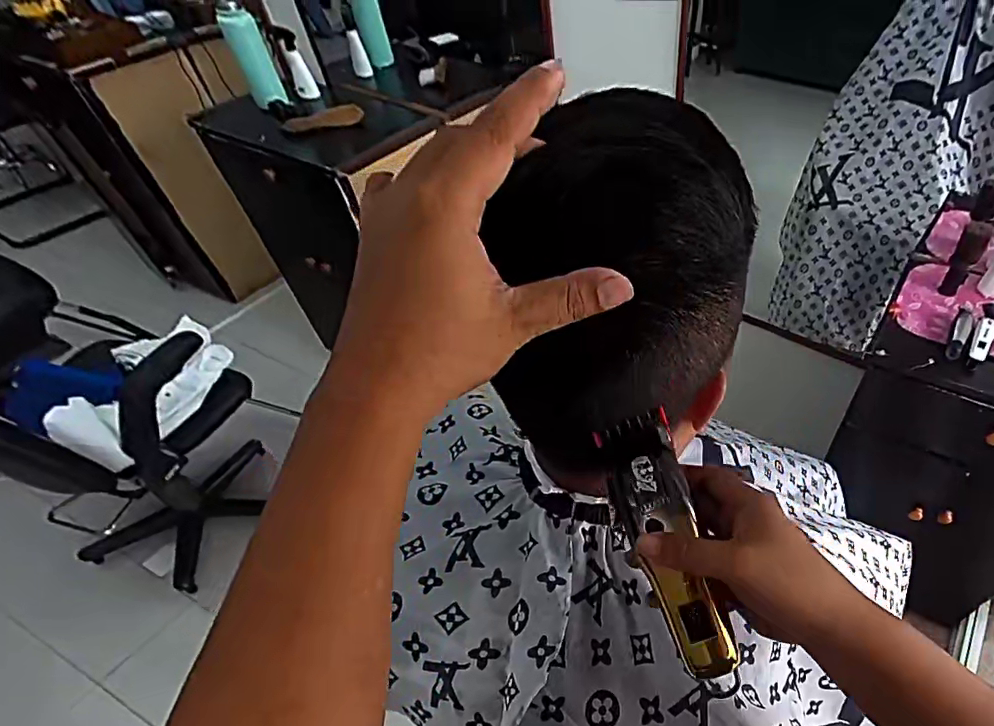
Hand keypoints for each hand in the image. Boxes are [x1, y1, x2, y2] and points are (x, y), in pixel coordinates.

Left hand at [327, 61, 633, 417]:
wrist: (378, 382)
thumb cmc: (430, 353)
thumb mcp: (514, 321)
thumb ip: (570, 298)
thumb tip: (616, 285)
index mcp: (444, 207)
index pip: (495, 133)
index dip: (530, 99)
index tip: (553, 74)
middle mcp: (409, 197)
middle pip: (461, 134)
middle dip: (504, 121)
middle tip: (541, 118)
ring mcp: (386, 212)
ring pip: (432, 152)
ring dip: (471, 144)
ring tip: (506, 151)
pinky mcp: (377, 232)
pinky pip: (409, 179)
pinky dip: (439, 171)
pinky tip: (448, 188)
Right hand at [635, 466, 872, 645]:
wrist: (825, 624)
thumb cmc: (791, 581)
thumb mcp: (733, 562)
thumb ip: (687, 553)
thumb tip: (647, 543)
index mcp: (750, 506)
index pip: (711, 478)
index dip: (682, 478)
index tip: (651, 486)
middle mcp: (747, 526)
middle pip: (702, 516)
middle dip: (673, 525)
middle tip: (642, 535)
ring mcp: (746, 555)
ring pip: (704, 550)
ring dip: (680, 559)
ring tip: (650, 568)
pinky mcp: (745, 582)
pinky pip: (711, 577)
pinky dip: (693, 584)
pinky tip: (674, 595)